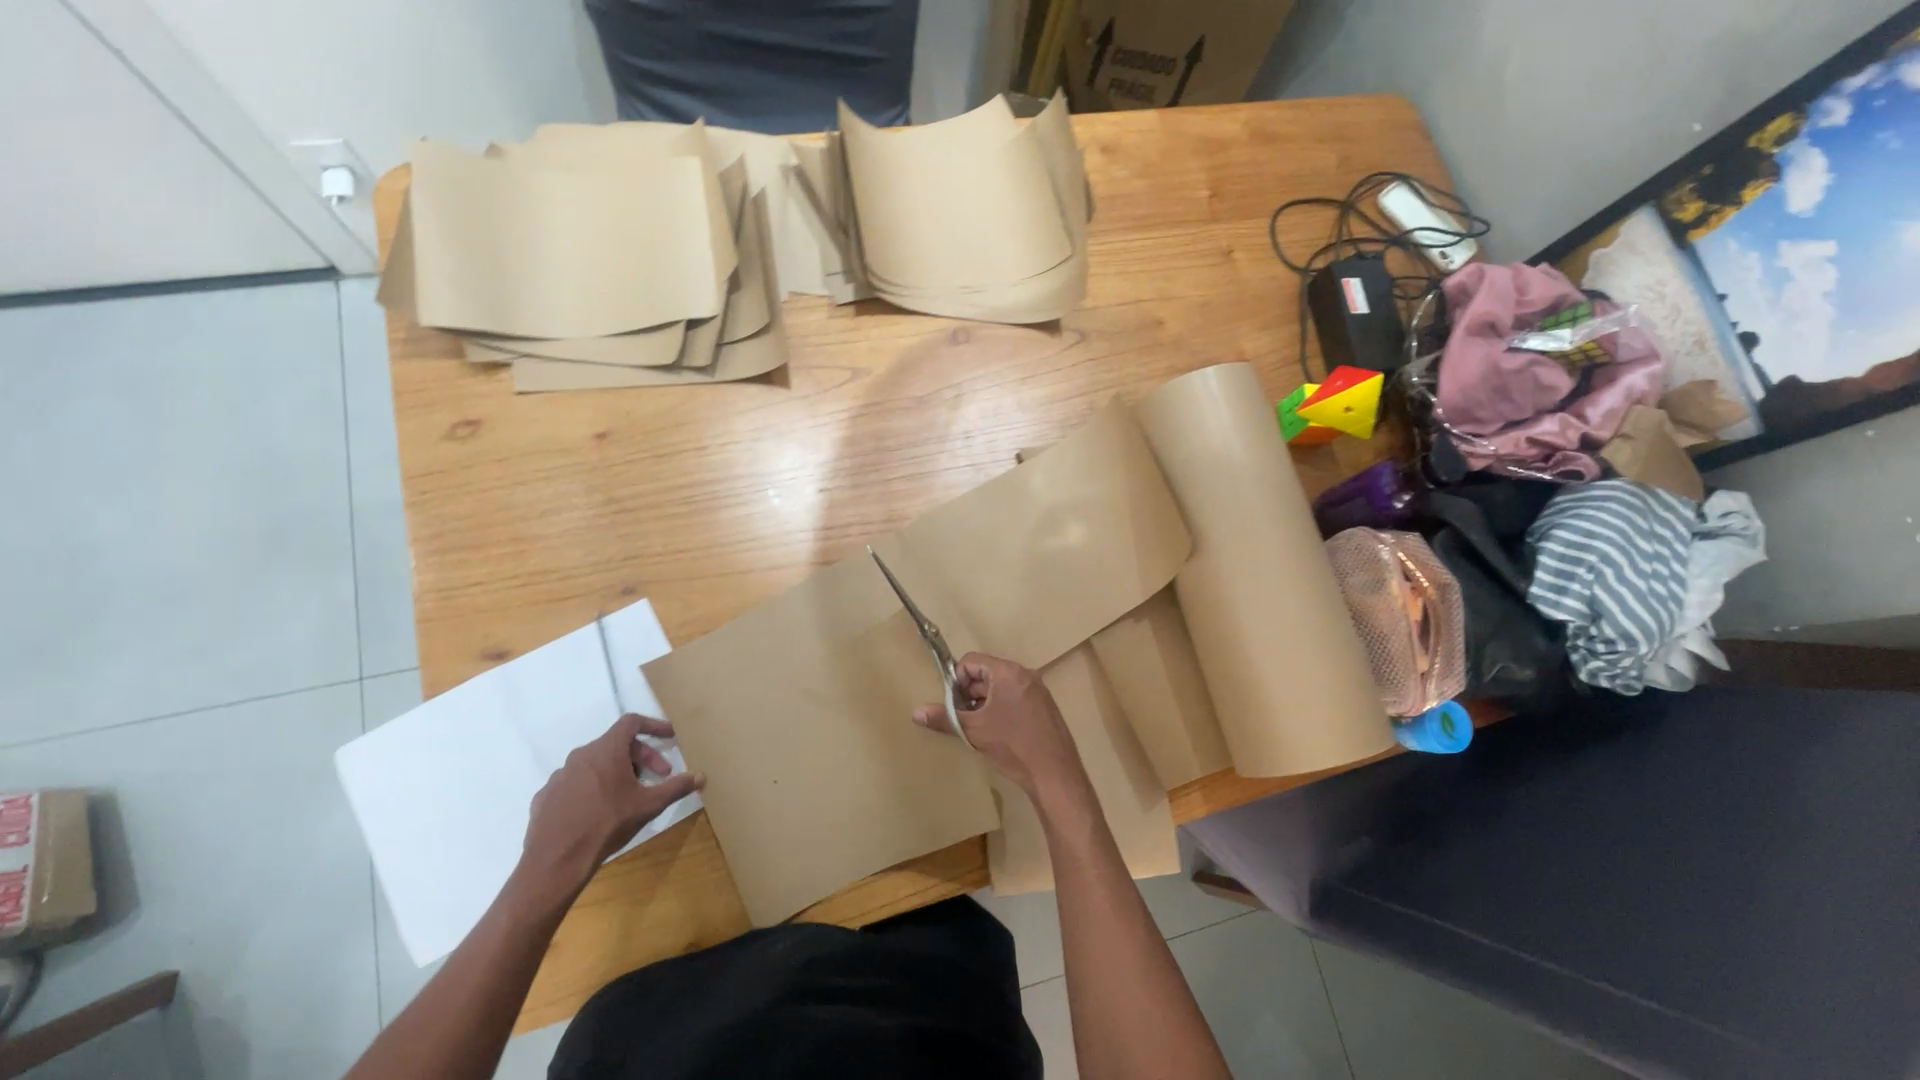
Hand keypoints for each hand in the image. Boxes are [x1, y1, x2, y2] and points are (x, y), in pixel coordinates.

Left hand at [517, 714, 704, 897]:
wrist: (557, 859)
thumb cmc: (607, 824)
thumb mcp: (649, 805)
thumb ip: (676, 787)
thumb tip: (701, 776)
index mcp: (606, 750)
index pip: (631, 722)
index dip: (653, 726)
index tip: (670, 736)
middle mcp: (580, 755)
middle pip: (616, 744)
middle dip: (641, 757)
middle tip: (658, 776)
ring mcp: (560, 775)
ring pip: (594, 764)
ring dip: (616, 772)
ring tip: (628, 795)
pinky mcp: (546, 795)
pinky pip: (575, 782)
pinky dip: (592, 788)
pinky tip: (599, 811)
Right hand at [913, 653, 1089, 801]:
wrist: (1054, 773)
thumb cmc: (1012, 746)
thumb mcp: (974, 730)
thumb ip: (944, 718)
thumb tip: (915, 712)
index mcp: (1008, 672)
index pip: (972, 661)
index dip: (957, 680)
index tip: (953, 703)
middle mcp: (1025, 675)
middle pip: (987, 673)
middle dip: (970, 693)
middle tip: (963, 717)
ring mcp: (1038, 691)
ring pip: (1001, 688)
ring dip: (984, 703)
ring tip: (978, 728)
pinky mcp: (1044, 707)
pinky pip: (1015, 698)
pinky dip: (1001, 709)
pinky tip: (997, 734)